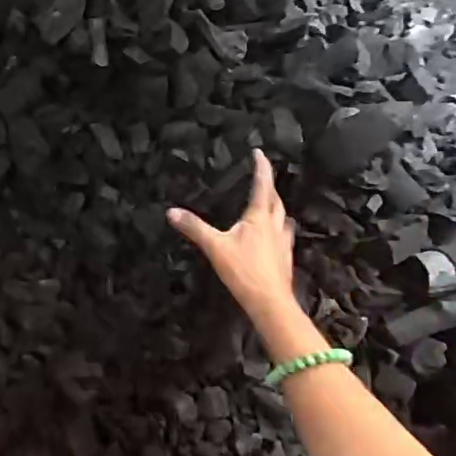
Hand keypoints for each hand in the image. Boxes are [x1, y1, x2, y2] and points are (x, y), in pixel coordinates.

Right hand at [167, 150, 299, 334]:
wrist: (270, 302)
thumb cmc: (244, 270)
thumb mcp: (214, 246)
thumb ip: (194, 228)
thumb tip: (171, 212)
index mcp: (259, 218)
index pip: (262, 186)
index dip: (261, 168)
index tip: (259, 153)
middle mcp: (275, 226)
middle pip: (276, 200)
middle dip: (269, 187)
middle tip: (263, 178)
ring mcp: (283, 242)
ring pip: (282, 218)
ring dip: (276, 207)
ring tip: (270, 204)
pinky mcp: (284, 258)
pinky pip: (283, 235)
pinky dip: (278, 228)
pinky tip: (274, 235)